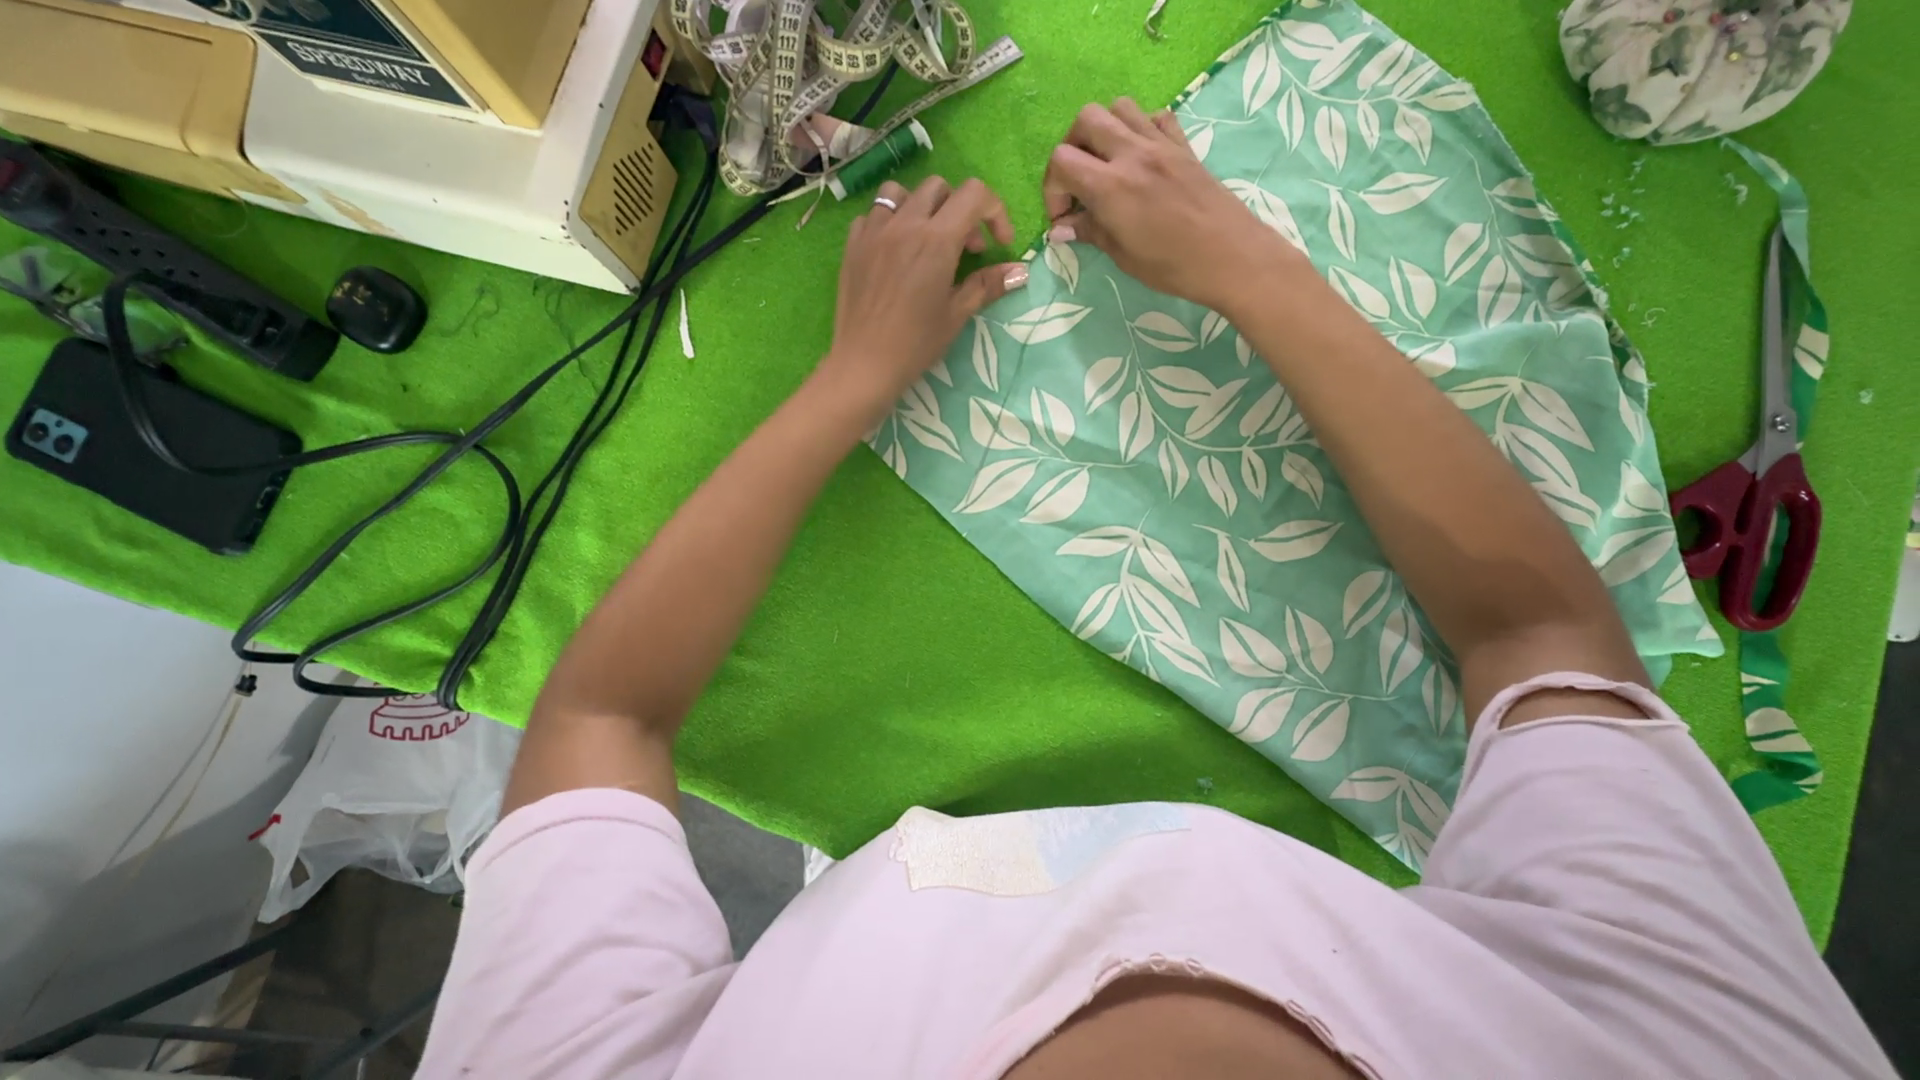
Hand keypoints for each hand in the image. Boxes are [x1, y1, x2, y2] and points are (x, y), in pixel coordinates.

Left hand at [822, 175, 1026, 405]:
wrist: (864, 363)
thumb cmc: (916, 343)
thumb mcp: (957, 314)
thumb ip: (987, 284)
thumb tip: (1021, 271)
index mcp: (936, 240)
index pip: (974, 194)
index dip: (995, 212)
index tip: (998, 244)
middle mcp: (904, 225)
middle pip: (939, 188)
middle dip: (959, 209)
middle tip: (964, 248)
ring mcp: (874, 231)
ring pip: (901, 192)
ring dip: (921, 208)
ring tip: (926, 239)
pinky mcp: (853, 244)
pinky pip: (873, 215)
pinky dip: (890, 223)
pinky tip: (894, 251)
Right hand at [1044, 99, 1303, 314]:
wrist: (1232, 257)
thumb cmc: (1173, 266)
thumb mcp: (1123, 256)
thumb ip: (1090, 232)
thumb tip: (1061, 229)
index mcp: (1111, 186)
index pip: (1062, 161)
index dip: (1052, 188)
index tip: (1063, 217)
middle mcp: (1133, 154)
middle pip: (1086, 120)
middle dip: (1072, 147)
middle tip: (1078, 181)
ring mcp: (1161, 145)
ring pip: (1119, 108)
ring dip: (1105, 130)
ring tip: (1107, 163)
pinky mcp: (1183, 146)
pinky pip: (1155, 117)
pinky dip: (1140, 128)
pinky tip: (1141, 157)